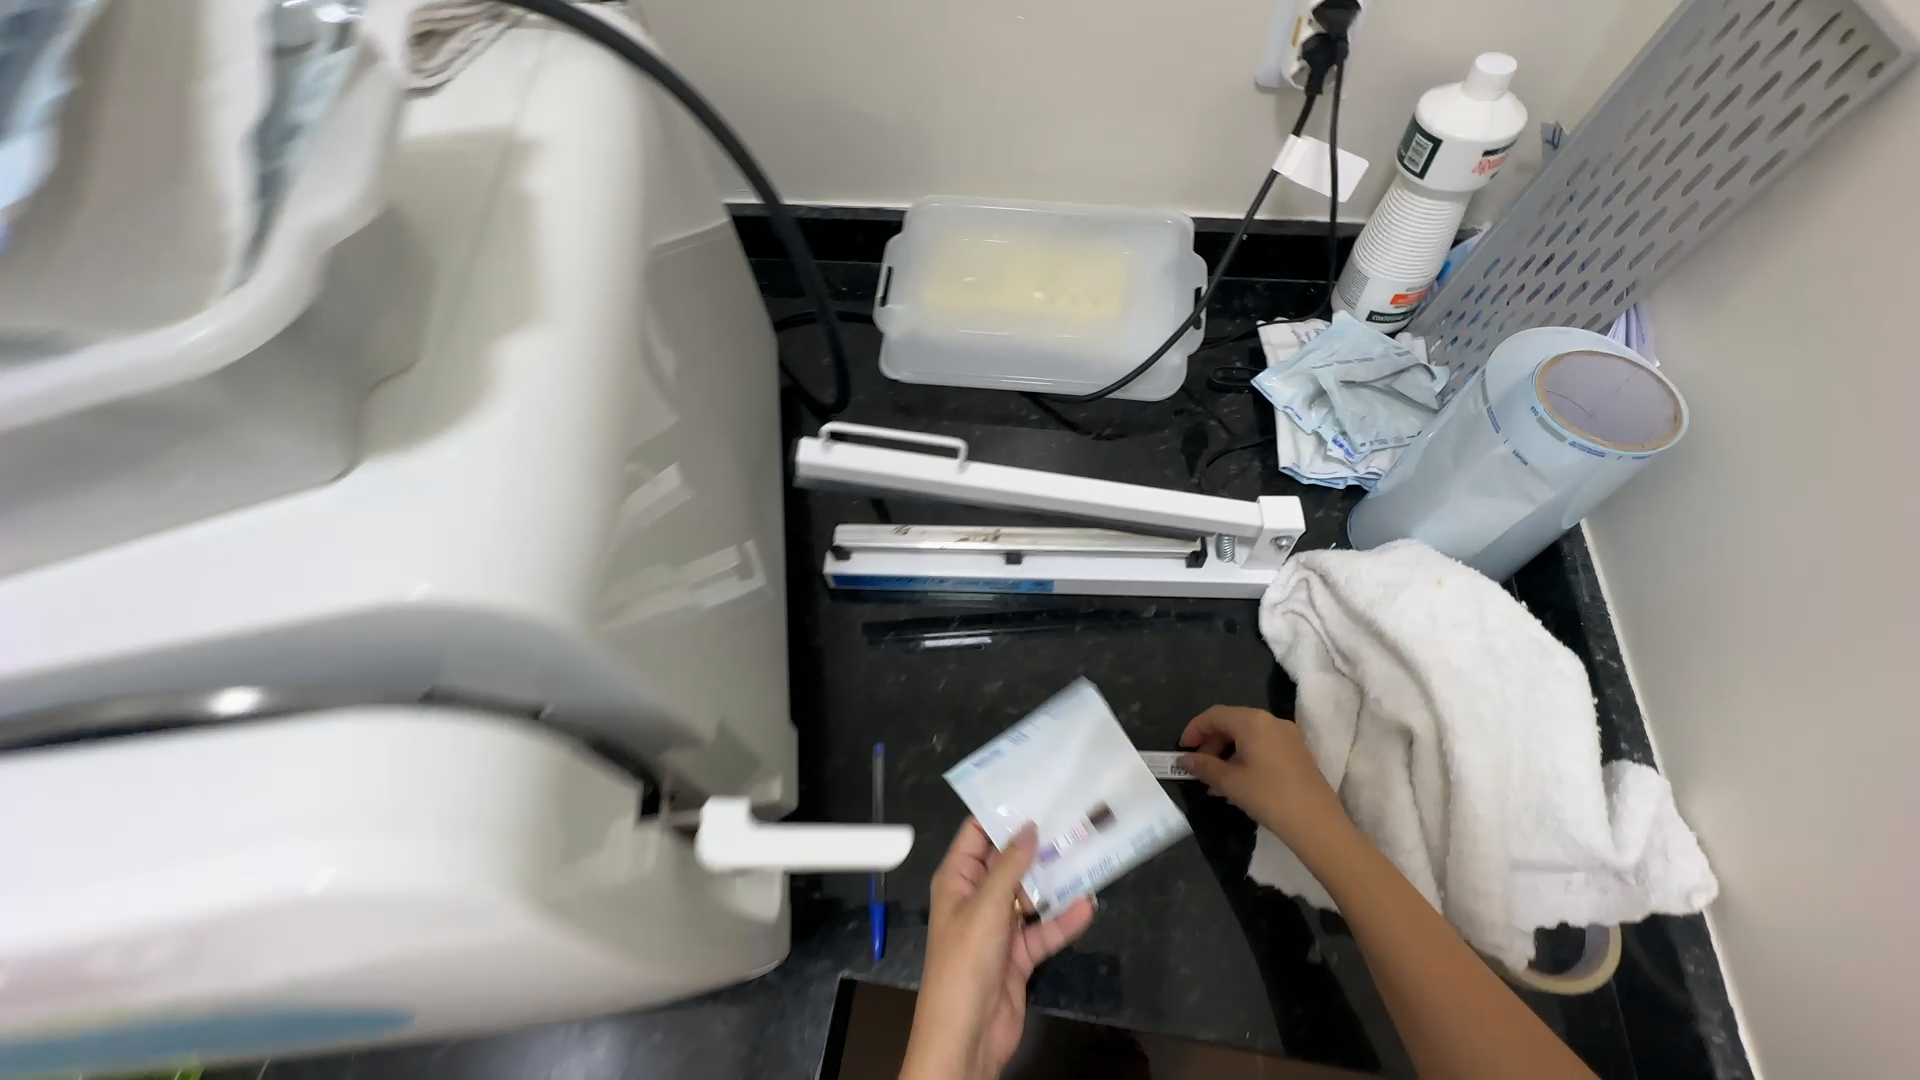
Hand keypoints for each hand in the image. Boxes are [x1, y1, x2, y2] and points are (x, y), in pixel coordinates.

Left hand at [901, 820, 1095, 1079]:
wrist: (966, 1037)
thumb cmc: (965, 962)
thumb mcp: (986, 907)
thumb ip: (1009, 866)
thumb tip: (1028, 827)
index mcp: (957, 879)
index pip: (976, 834)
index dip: (1001, 814)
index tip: (1034, 792)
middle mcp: (977, 896)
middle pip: (1009, 862)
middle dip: (1037, 845)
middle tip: (1072, 819)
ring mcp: (999, 926)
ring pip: (1031, 895)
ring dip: (1055, 880)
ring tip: (1087, 853)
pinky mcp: (1019, 954)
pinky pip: (1044, 930)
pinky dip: (1063, 919)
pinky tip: (1087, 904)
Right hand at [1177, 705, 1352, 848]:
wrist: (1318, 824)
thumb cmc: (1269, 796)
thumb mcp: (1230, 782)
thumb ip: (1204, 766)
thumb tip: (1185, 759)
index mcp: (1252, 721)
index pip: (1214, 715)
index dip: (1194, 730)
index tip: (1182, 750)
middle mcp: (1271, 721)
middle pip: (1231, 723)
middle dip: (1211, 744)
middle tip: (1199, 768)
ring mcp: (1288, 736)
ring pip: (1247, 737)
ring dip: (1227, 755)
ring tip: (1215, 783)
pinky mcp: (1297, 753)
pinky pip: (1262, 747)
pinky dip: (1245, 759)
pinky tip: (1237, 784)